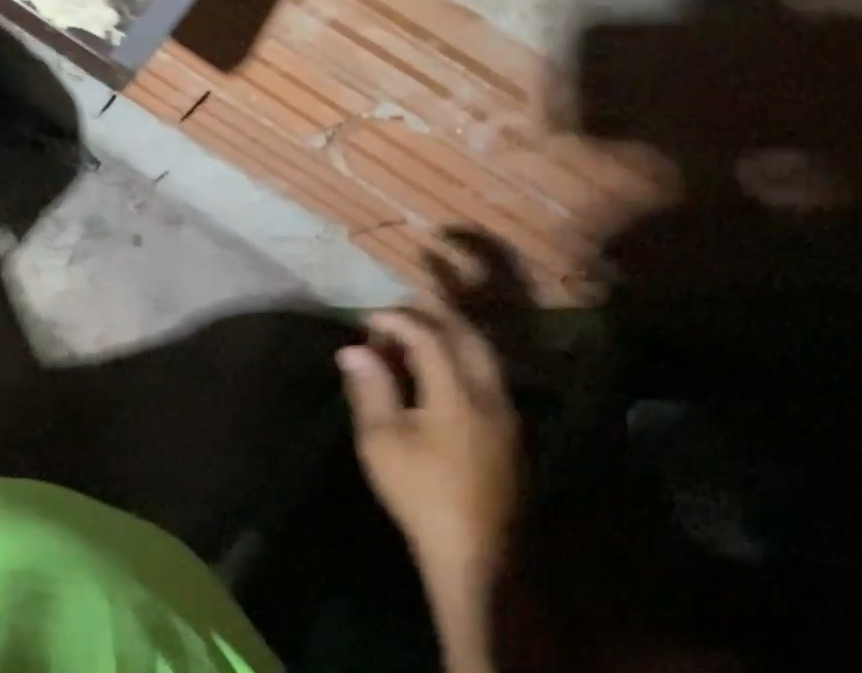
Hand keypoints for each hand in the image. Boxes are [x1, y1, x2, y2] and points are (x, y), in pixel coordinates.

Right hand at [338, 309, 520, 591]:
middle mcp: (489, 395)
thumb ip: (370, 389)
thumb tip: (353, 349)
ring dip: (449, 336)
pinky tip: (436, 372)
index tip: (367, 318)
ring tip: (413, 336)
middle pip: (467, 336)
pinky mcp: (508, 432)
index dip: (396, 320)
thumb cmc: (419, 492)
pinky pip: (486, 376)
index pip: (429, 337)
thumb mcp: (381, 440)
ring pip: (482, 355)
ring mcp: (505, 414)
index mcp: (457, 394)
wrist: (477, 551)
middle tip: (397, 310)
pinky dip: (460, 358)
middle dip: (431, 316)